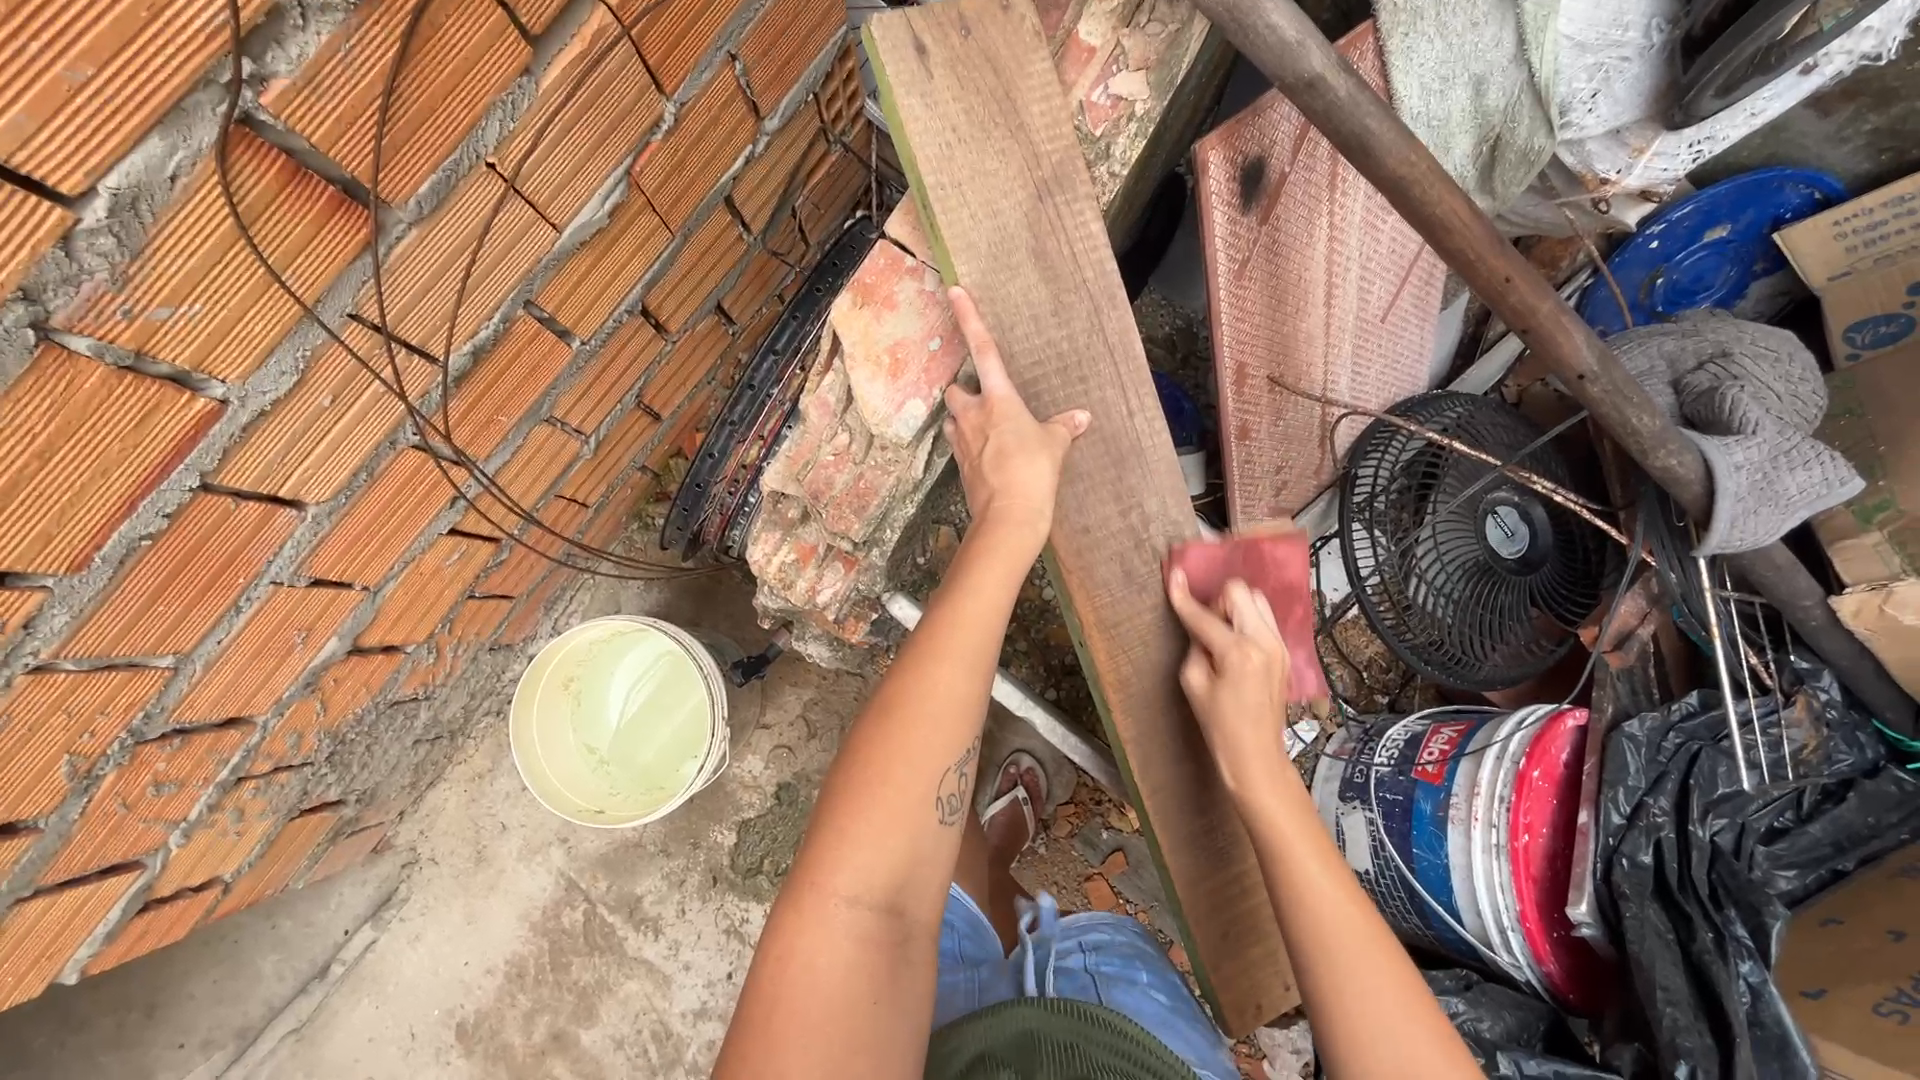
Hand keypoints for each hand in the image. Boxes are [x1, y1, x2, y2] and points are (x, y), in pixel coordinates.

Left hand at [942, 286, 1090, 552]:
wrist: (1009, 516)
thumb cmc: (1033, 472)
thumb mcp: (1055, 446)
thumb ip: (1063, 427)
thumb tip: (1081, 418)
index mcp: (998, 398)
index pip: (983, 349)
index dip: (969, 318)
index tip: (954, 291)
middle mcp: (972, 414)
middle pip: (956, 390)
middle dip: (966, 393)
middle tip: (985, 402)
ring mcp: (961, 441)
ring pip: (953, 420)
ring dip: (964, 421)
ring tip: (988, 433)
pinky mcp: (959, 467)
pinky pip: (961, 448)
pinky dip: (971, 449)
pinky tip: (990, 461)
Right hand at [1166, 570, 1293, 797]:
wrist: (1256, 754)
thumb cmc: (1218, 724)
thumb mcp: (1193, 682)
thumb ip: (1195, 643)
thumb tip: (1199, 623)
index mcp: (1239, 651)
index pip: (1204, 614)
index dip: (1184, 597)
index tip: (1174, 576)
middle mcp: (1265, 641)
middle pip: (1240, 591)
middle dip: (1218, 601)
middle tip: (1207, 626)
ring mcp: (1281, 645)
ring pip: (1257, 599)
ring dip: (1235, 607)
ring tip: (1223, 634)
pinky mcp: (1286, 652)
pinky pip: (1265, 618)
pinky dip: (1247, 619)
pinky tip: (1236, 642)